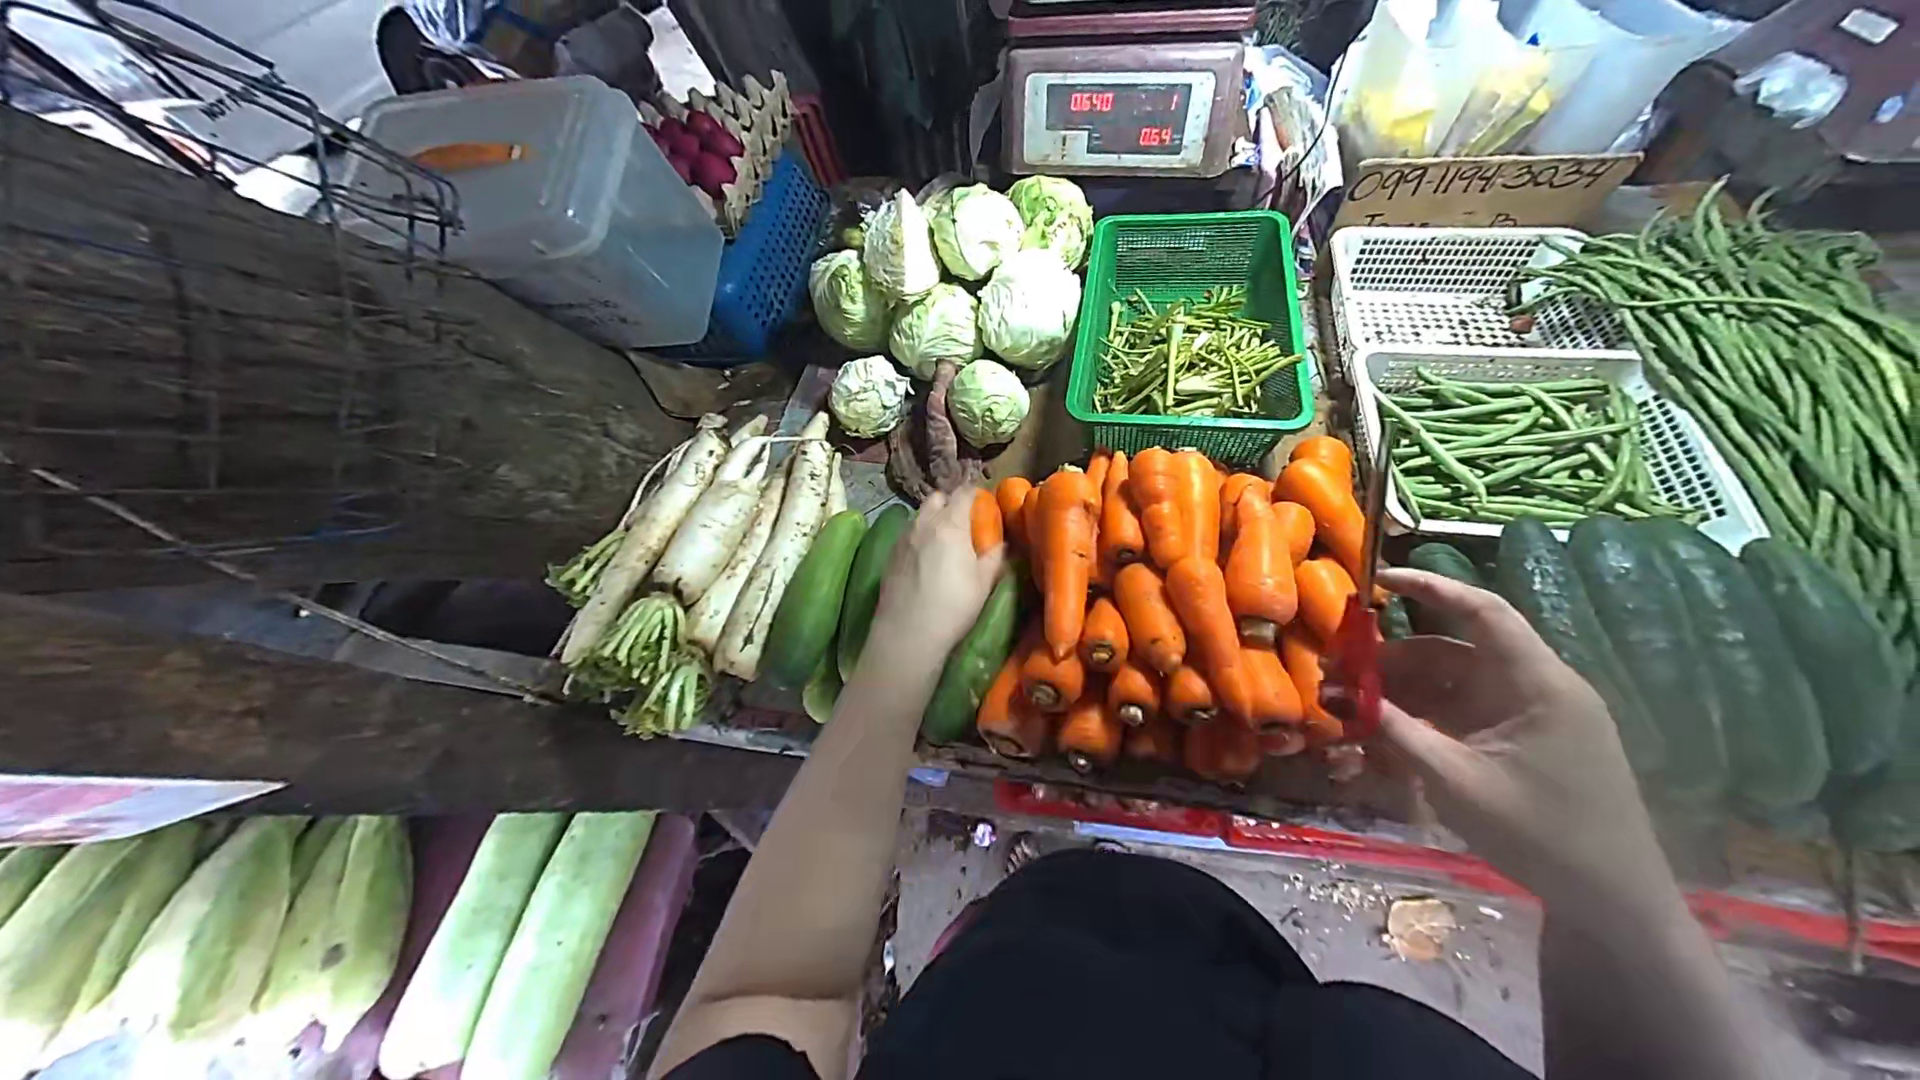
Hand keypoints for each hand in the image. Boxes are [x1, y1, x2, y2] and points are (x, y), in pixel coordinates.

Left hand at [867, 490, 1004, 666]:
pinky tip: (924, 558)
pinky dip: (918, 536)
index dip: (974, 494)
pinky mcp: (890, 554)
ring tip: (943, 541)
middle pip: (937, 498)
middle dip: (950, 503)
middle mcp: (923, 524)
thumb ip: (994, 556)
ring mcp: (903, 538)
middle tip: (962, 522)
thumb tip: (1001, 542)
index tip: (982, 503)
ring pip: (919, 515)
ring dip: (932, 519)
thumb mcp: (984, 582)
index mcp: (950, 525)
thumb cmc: (953, 606)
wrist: (908, 632)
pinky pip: (907, 534)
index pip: (963, 494)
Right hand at [1331, 568, 1674, 913]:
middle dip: (1388, 655)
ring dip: (1395, 687)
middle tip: (1336, 667)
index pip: (1483, 612)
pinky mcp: (1509, 737)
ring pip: (1444, 680)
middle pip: (1448, 649)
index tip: (1378, 581)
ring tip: (1346, 703)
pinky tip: (1376, 726)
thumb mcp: (1454, 779)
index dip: (1431, 588)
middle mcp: (1529, 687)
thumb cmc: (1541, 834)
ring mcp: (1519, 713)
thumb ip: (1391, 729)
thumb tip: (1328, 693)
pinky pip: (1452, 709)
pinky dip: (1413, 712)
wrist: (1609, 901)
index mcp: (1538, 685)